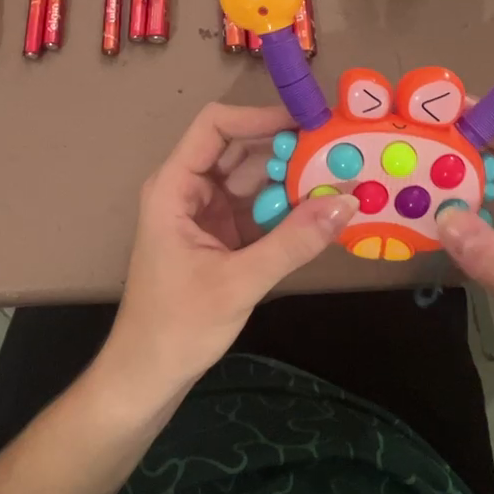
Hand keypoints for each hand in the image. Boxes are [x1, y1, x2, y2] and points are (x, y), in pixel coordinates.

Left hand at [99, 103, 358, 398]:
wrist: (147, 377)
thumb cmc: (177, 326)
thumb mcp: (239, 282)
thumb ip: (292, 242)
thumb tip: (346, 204)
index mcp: (175, 187)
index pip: (215, 127)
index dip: (259, 116)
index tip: (307, 123)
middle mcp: (190, 190)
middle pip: (240, 149)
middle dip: (286, 148)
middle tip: (337, 149)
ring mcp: (206, 213)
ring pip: (254, 179)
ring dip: (292, 178)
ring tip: (340, 175)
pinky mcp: (222, 236)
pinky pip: (258, 208)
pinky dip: (288, 208)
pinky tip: (322, 209)